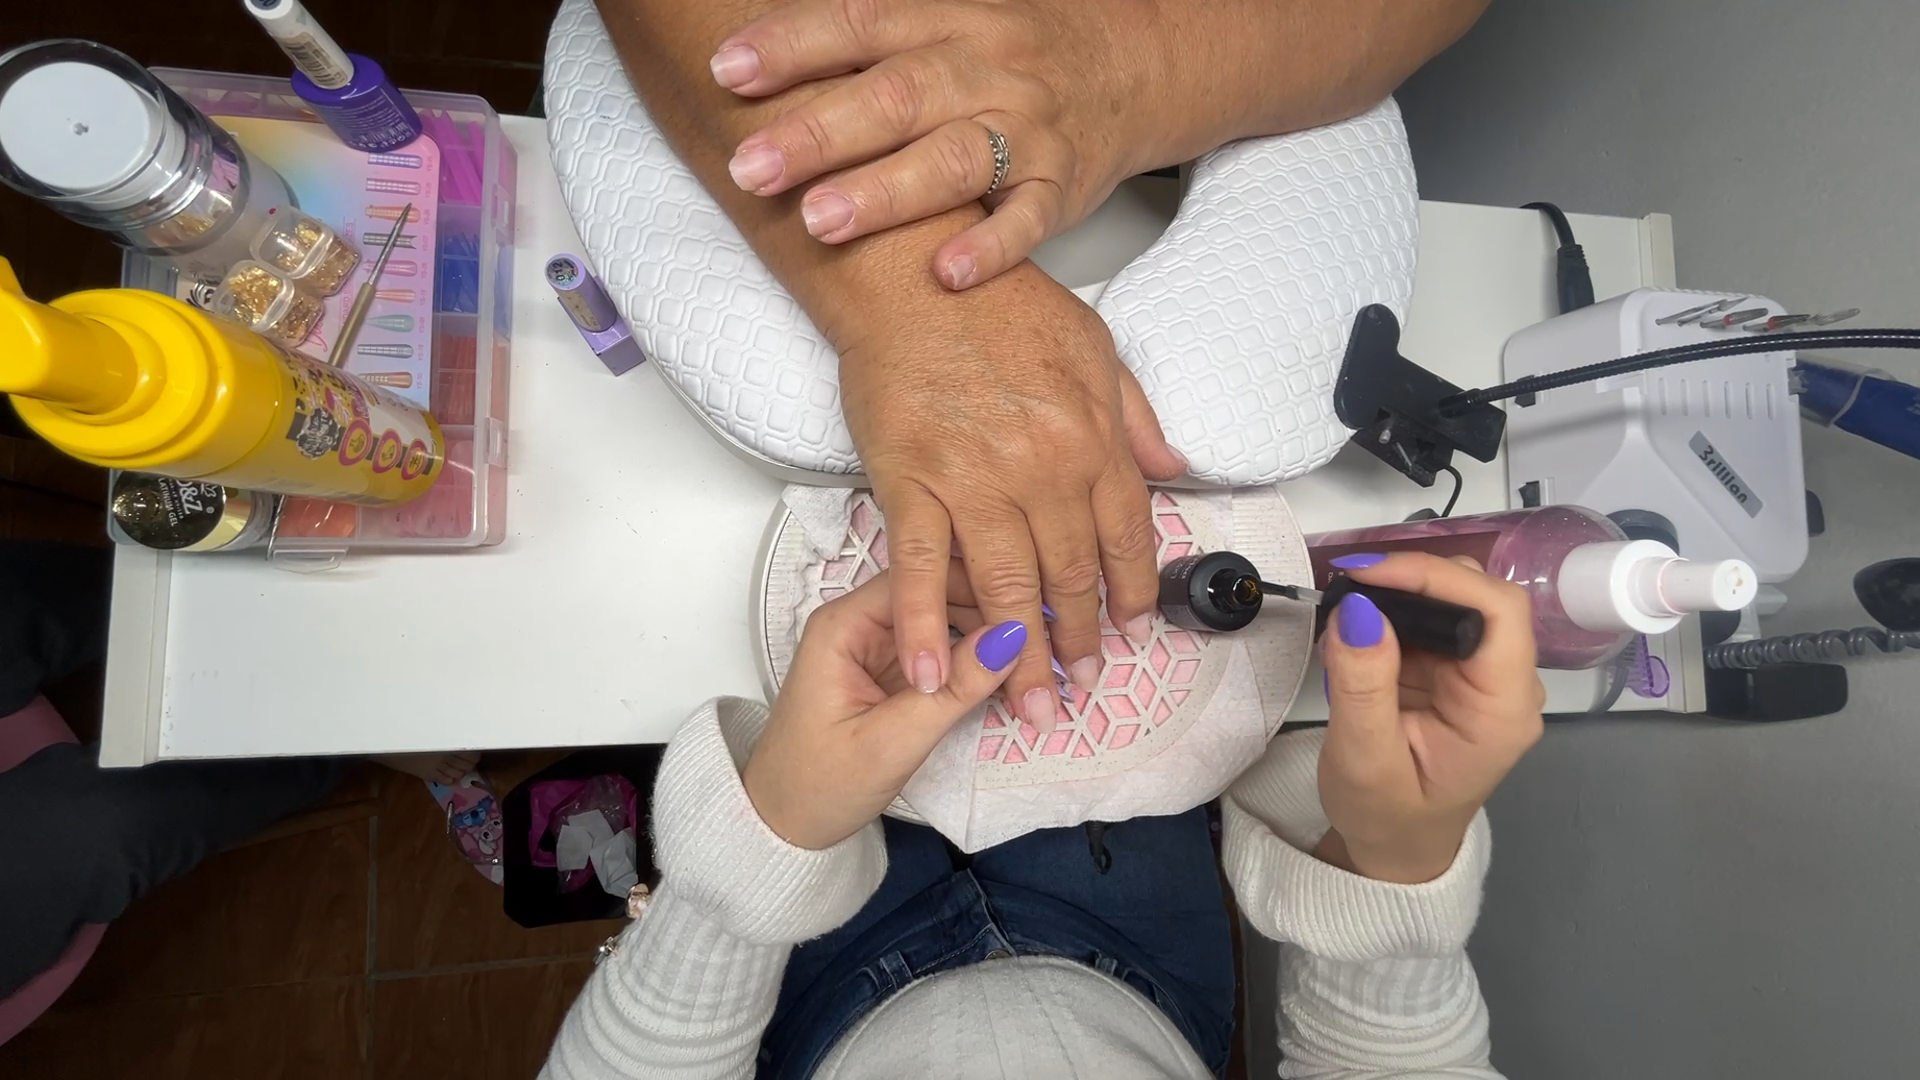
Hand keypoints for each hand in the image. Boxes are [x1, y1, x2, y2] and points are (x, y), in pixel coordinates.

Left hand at [708, 0, 1173, 288]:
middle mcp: (988, 68)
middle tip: (751, 169)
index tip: (729, 73)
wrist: (1125, 69)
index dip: (793, 46)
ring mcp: (1028, 131)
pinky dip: (990, 248)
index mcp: (951, 19)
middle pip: (896, 96)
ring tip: (819, 222)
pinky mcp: (1062, 188)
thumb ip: (882, 29)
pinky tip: (946, 274)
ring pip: (955, 159)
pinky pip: (1029, 221)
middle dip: (819, 133)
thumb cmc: (1017, 54)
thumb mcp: (953, 17)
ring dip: (885, 192)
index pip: (861, 23)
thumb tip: (785, 38)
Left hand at [744, 568, 1023, 848]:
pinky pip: (946, 650)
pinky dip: (978, 660)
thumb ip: (951, 691)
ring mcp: (882, 645)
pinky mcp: (897, 670)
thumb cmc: (821, 786)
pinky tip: (1014, 671)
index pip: (919, 576)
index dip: (977, 585)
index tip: (1033, 605)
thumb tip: (1012, 638)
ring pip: (947, 620)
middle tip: (1050, 635)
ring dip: (990, 637)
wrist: (786, 829)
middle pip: (938, 592)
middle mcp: (862, 621)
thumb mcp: (891, 742)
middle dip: (991, 612)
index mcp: (845, 624)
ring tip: (1042, 652)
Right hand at [839, 273, 1183, 730]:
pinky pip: (923, 571)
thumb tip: (1170, 468)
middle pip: (1071, 577)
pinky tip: (934, 676)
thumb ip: (1134, 413)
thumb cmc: (1000, 302)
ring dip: (1022, 658)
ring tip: (1032, 708)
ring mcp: (974, 483)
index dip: (1131, 594)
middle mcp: (1042, 470)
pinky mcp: (911, 486)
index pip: (1125, 538)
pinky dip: (928, 628)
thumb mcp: (1094, 343)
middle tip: (1082, 687)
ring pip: (1008, 589)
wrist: (913, 271)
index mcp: (1092, 436)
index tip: (1131, 632)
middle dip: (1080, 641)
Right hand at [1314, 553, 1545, 883]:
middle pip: (1479, 597)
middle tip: (1346, 581)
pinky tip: (1352, 621)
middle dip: (1414, 576)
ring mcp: (1476, 677)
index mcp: (1500, 710)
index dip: (1436, 578)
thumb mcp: (1363, 756)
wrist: (1393, 846)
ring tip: (1343, 599)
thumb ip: (1362, 684)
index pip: (1496, 614)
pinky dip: (1387, 609)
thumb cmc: (1385, 814)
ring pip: (1452, 601)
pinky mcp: (1448, 673)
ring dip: (1398, 590)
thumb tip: (1355, 609)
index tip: (1368, 573)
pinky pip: (1426, 622)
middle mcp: (1501, 685)